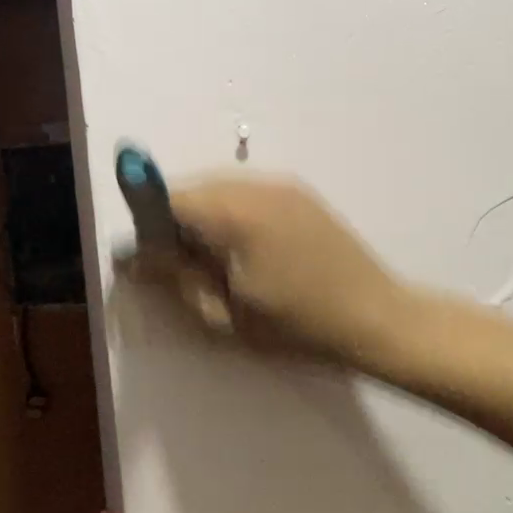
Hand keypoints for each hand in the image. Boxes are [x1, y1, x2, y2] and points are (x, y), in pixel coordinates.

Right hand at [162, 175, 411, 366]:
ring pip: (217, 188)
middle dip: (173, 220)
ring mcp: (281, 185)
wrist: (379, 320)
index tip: (148, 259)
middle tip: (179, 266)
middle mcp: (255, 186)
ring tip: (213, 260)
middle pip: (191, 188)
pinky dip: (228, 212)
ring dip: (201, 216)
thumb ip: (175, 279)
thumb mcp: (225, 315)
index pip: (167, 199)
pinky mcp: (299, 193)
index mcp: (235, 215)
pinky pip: (244, 192)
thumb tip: (132, 258)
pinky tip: (243, 248)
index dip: (147, 225)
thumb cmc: (297, 326)